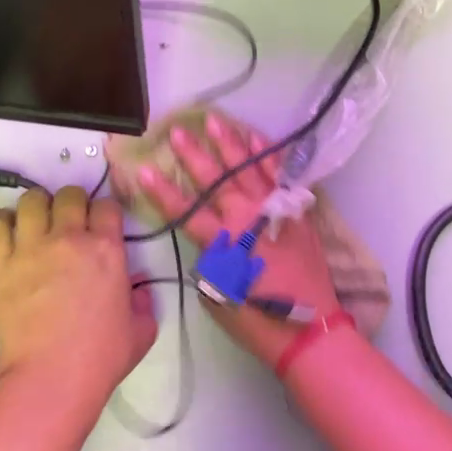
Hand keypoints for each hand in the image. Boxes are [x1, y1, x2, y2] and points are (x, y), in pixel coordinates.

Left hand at [0, 186, 156, 401]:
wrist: (52, 377)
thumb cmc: (101, 356)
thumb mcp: (141, 329)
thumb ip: (143, 302)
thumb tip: (137, 290)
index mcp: (107, 249)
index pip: (106, 206)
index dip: (104, 214)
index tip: (101, 226)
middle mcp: (68, 238)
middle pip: (69, 195)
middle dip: (72, 203)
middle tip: (70, 222)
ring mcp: (30, 248)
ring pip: (31, 200)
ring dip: (38, 206)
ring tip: (38, 222)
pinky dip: (4, 221)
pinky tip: (10, 232)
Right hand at [135, 113, 341, 367]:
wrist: (309, 328)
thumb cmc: (258, 320)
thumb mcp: (218, 295)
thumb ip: (209, 262)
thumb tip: (210, 242)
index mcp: (222, 243)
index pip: (185, 210)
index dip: (162, 190)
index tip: (143, 169)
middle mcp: (246, 219)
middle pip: (215, 181)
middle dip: (194, 155)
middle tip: (177, 131)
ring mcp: (273, 211)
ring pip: (248, 170)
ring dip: (230, 145)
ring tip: (215, 122)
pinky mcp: (296, 213)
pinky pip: (280, 176)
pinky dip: (268, 155)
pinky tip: (256, 138)